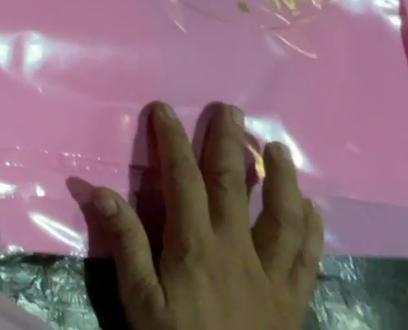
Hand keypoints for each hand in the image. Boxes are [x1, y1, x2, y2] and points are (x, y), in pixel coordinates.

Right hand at [94, 103, 322, 329]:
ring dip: (280, 178)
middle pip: (234, 188)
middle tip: (230, 109)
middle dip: (229, 144)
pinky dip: (310, 227)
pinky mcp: (293, 299)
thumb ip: (124, 242)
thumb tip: (96, 188)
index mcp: (195, 246)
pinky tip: (310, 208)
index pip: (183, 181)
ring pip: (282, 217)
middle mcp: (237, 251)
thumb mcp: (139, 298)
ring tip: (277, 147)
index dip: (173, 142)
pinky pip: (308, 257)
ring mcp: (271, 275)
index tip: (164, 109)